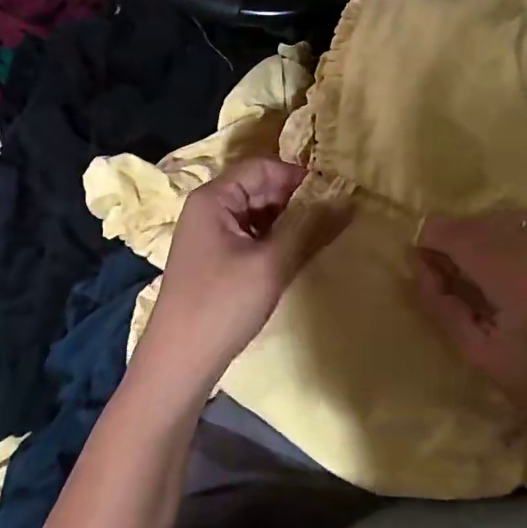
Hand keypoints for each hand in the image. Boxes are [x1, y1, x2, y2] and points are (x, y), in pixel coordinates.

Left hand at [139, 158, 350, 388]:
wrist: (180, 359)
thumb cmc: (223, 304)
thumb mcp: (271, 264)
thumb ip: (308, 228)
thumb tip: (346, 198)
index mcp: (213, 197)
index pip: (262, 167)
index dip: (298, 176)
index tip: (335, 194)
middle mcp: (207, 207)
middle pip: (257, 188)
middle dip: (294, 200)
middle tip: (333, 219)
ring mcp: (207, 233)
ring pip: (254, 213)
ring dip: (285, 221)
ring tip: (319, 237)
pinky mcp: (212, 258)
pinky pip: (247, 235)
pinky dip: (271, 240)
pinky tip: (293, 255)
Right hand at [413, 211, 526, 478]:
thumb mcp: (486, 360)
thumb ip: (442, 305)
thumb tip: (418, 261)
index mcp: (526, 284)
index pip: (456, 233)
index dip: (434, 243)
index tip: (430, 263)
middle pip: (483, 221)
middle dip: (465, 243)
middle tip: (468, 278)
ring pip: (512, 217)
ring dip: (497, 239)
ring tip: (504, 276)